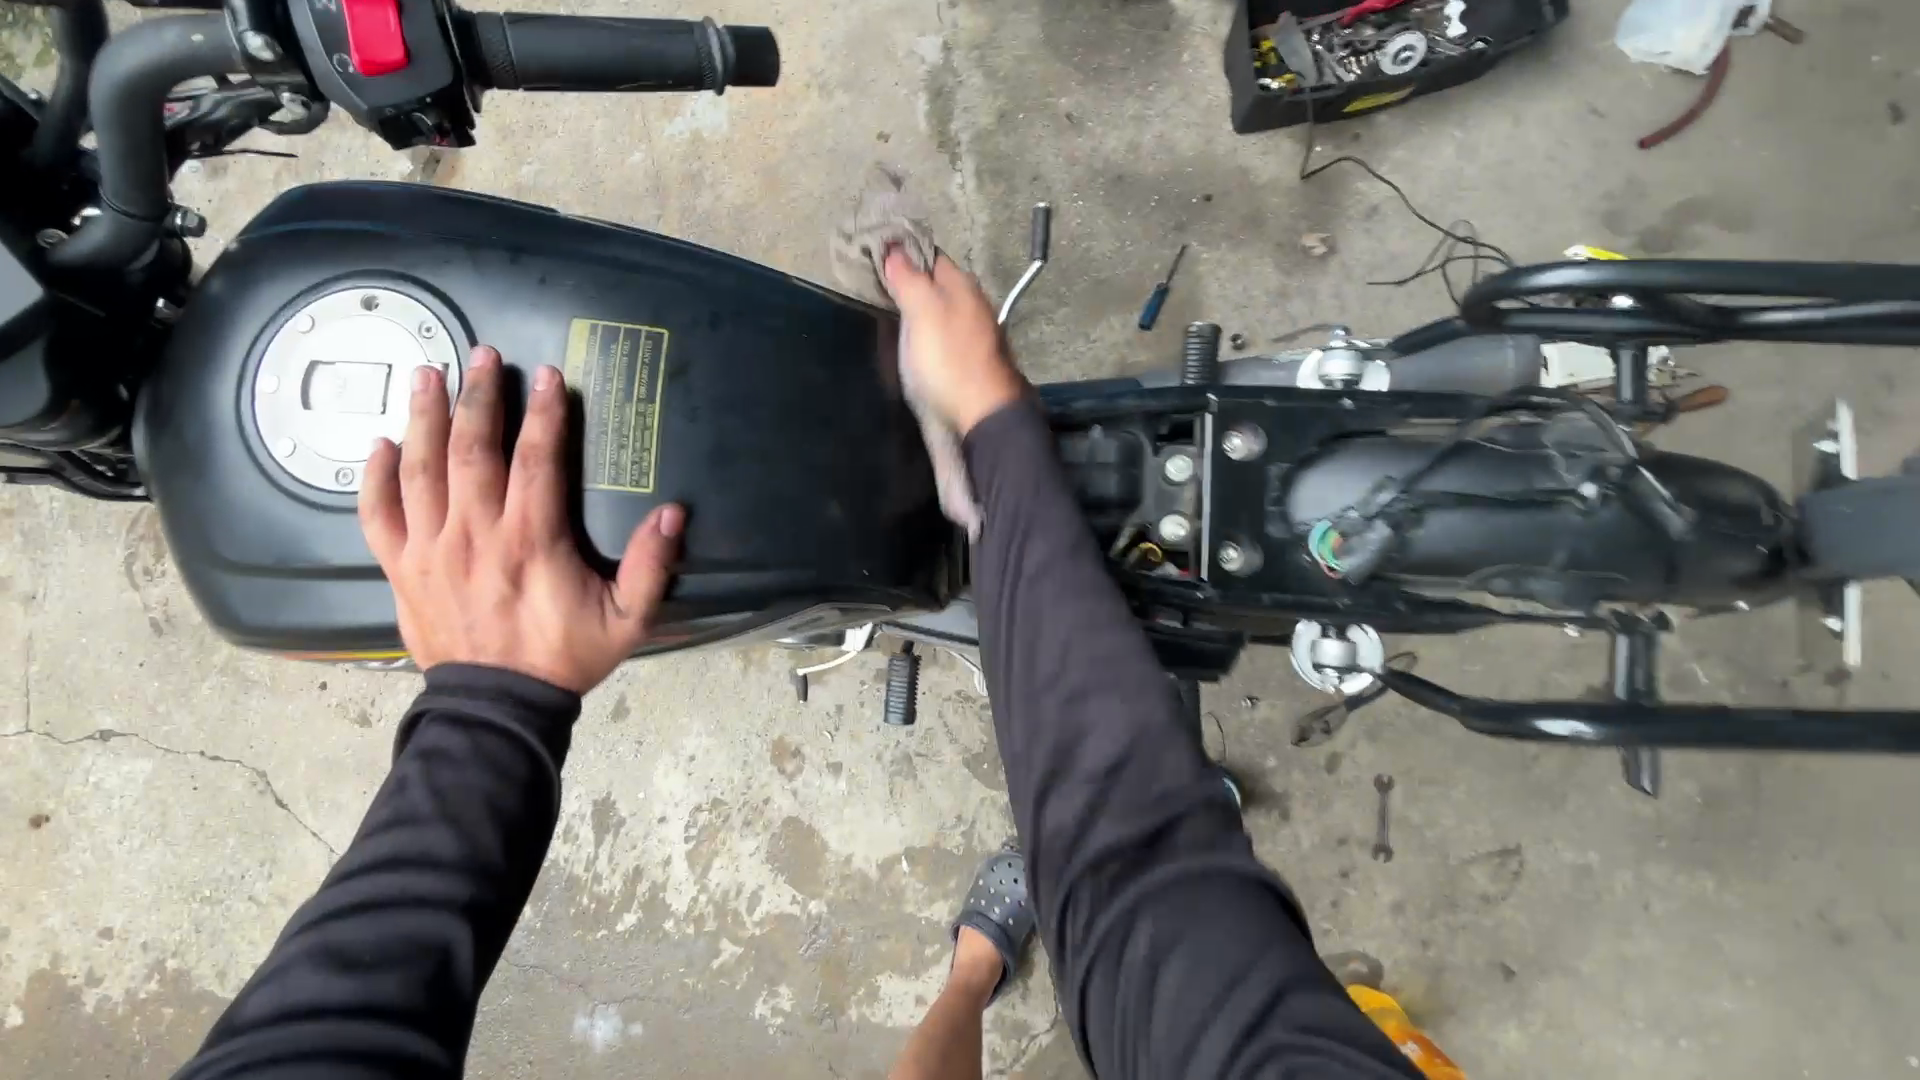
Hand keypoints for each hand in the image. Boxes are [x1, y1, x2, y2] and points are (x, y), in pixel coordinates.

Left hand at [359, 345, 682, 694]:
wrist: (498, 705)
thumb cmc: (566, 655)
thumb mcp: (628, 619)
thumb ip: (651, 566)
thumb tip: (672, 513)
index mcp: (531, 539)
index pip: (535, 460)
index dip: (543, 414)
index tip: (545, 376)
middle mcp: (475, 533)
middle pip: (471, 450)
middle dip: (479, 397)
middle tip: (482, 355)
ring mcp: (429, 549)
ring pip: (420, 469)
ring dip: (425, 417)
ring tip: (429, 375)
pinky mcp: (399, 568)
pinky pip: (376, 513)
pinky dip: (373, 475)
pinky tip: (380, 444)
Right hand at [884, 251, 1027, 434]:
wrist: (983, 416)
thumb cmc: (948, 360)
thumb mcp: (922, 312)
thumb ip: (909, 278)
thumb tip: (895, 249)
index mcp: (962, 286)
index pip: (930, 256)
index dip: (903, 254)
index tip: (875, 259)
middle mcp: (973, 305)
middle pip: (936, 286)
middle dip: (910, 284)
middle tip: (877, 290)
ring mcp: (976, 335)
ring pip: (941, 313)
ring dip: (919, 313)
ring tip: (890, 318)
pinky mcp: (973, 363)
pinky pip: (945, 339)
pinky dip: (928, 337)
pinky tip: (915, 348)